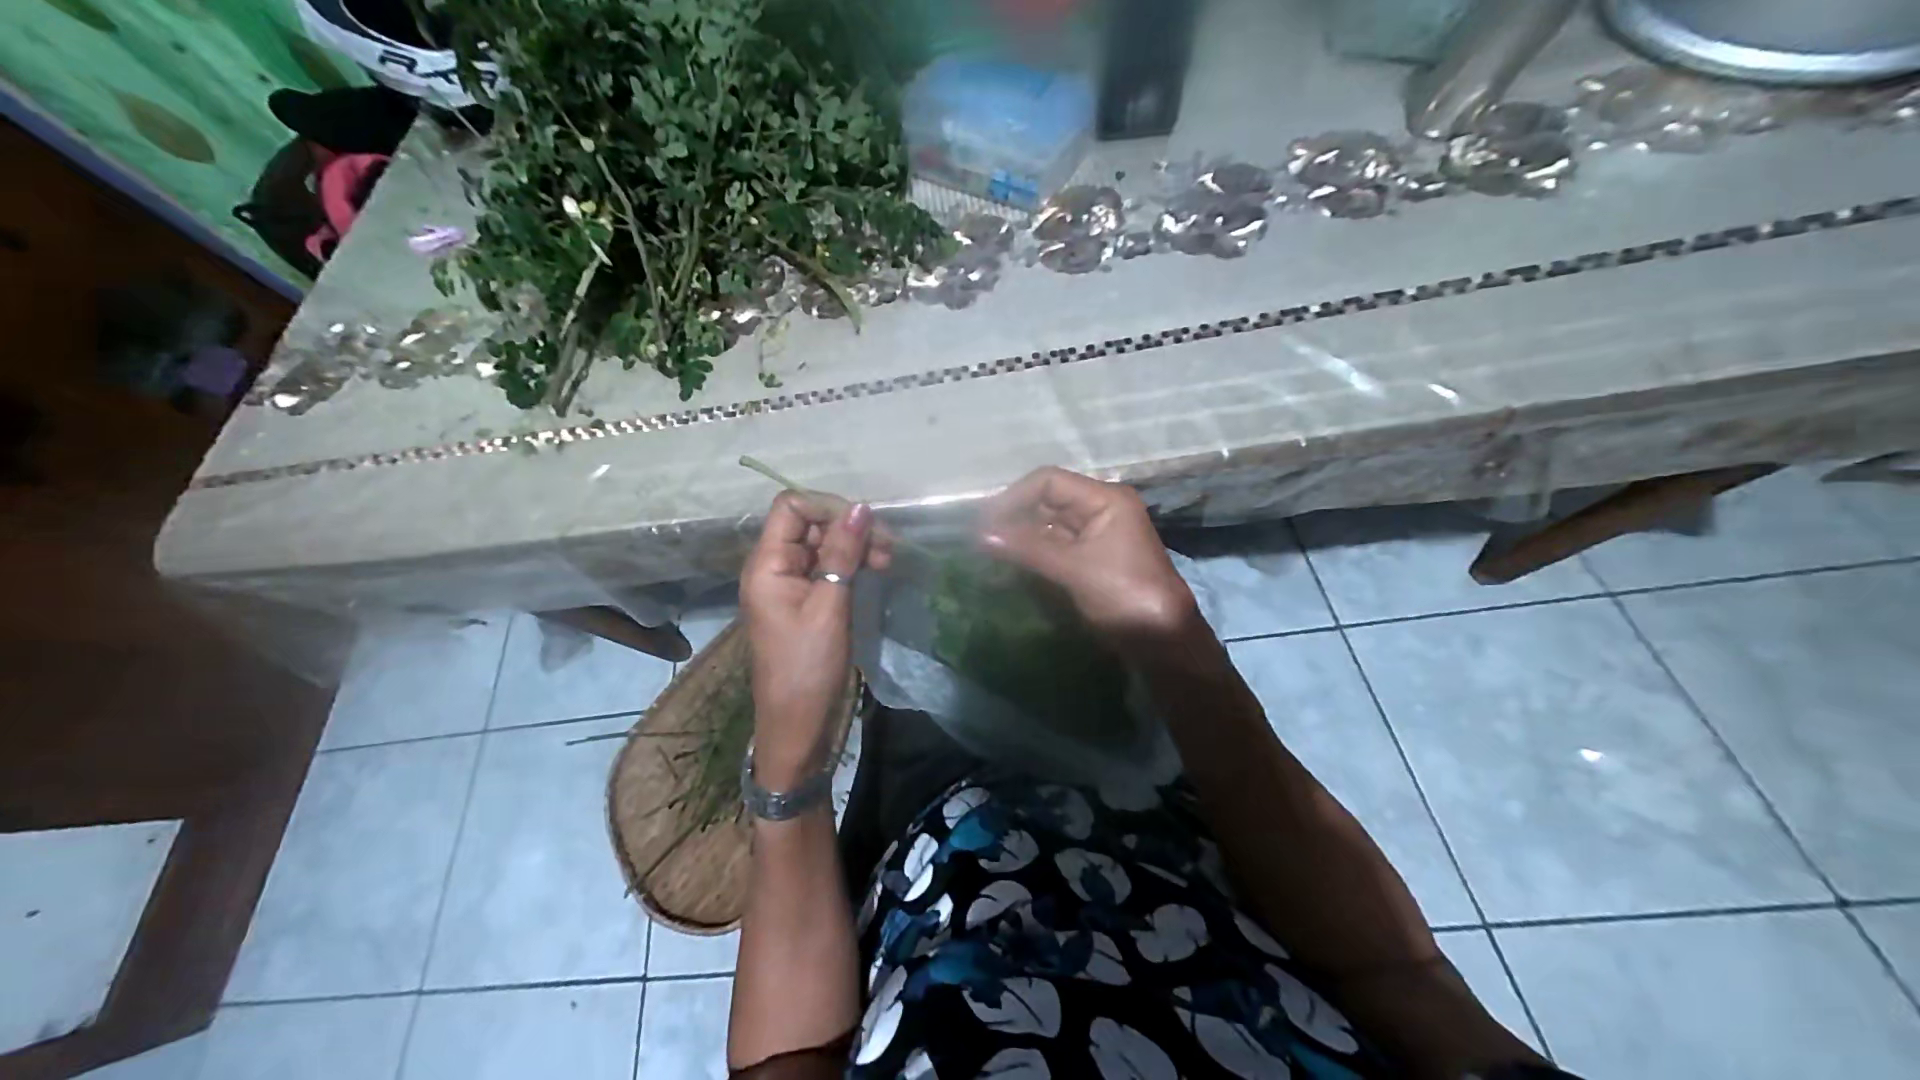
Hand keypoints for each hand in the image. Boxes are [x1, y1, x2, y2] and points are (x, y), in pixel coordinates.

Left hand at [740, 492, 889, 788]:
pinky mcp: (807, 600)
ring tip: (889, 561)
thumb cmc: (808, 669)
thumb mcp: (830, 608)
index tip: (865, 526)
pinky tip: (877, 571)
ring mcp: (791, 584)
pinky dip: (852, 565)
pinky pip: (828, 568)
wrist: (798, 727)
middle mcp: (775, 567)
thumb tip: (860, 508)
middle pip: (810, 523)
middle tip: (889, 548)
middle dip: (849, 527)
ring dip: (856, 546)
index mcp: (766, 565)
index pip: (791, 507)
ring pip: (823, 545)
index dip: (827, 507)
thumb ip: (843, 555)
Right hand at [979, 467, 1201, 655]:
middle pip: (1046, 501)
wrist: (1162, 640)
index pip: (1049, 482)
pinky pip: (1052, 548)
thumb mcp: (1074, 568)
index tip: (985, 521)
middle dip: (1013, 516)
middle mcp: (1099, 510)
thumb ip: (1027, 548)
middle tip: (979, 538)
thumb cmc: (1125, 594)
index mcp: (1105, 499)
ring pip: (1047, 526)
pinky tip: (1006, 564)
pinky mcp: (1088, 560)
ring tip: (986, 551)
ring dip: (1018, 537)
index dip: (1014, 497)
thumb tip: (981, 535)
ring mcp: (1094, 535)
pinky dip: (1030, 554)